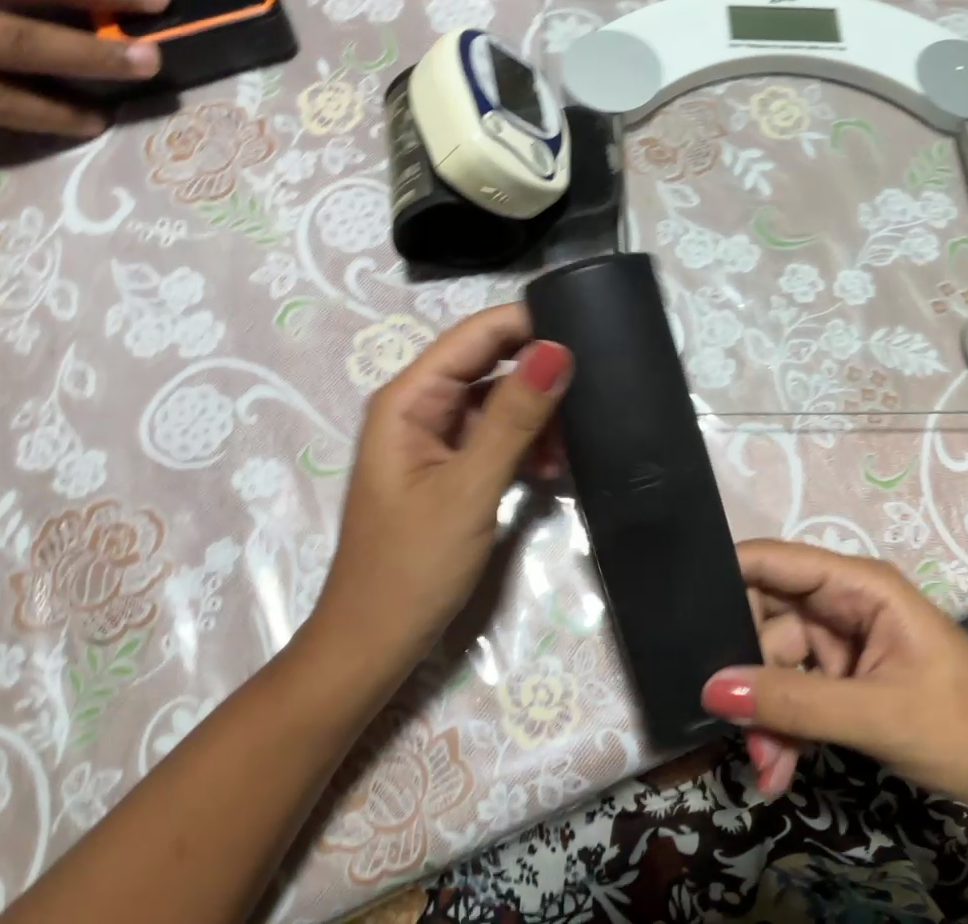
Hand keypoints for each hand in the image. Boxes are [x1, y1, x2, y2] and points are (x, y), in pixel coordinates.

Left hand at [313, 304, 570, 659]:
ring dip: (536, 419)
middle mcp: (419, 408)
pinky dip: (524, 446)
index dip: (527, 326)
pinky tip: (552, 469)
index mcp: (408, 399)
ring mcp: (434, 441)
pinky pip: (494, 439)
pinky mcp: (449, 471)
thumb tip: (556, 349)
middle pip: (488, 366)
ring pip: (497, 404)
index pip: (474, 336)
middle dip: (538, 377)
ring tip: (570, 448)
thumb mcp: (469, 488)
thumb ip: (513, 418)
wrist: (375, 642)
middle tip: (592, 396)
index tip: (589, 335)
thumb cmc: (412, 565)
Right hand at [702, 540, 967, 828]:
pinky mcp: (841, 682)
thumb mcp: (879, 715)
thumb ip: (793, 702)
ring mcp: (841, 645)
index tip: (677, 613)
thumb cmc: (967, 731)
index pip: (775, 561)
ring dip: (764, 718)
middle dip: (748, 676)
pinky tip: (780, 770)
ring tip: (769, 770)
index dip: (725, 576)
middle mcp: (843, 605)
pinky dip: (780, 731)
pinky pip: (789, 696)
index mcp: (860, 586)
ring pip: (771, 666)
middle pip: (765, 620)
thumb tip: (711, 689)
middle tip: (738, 731)